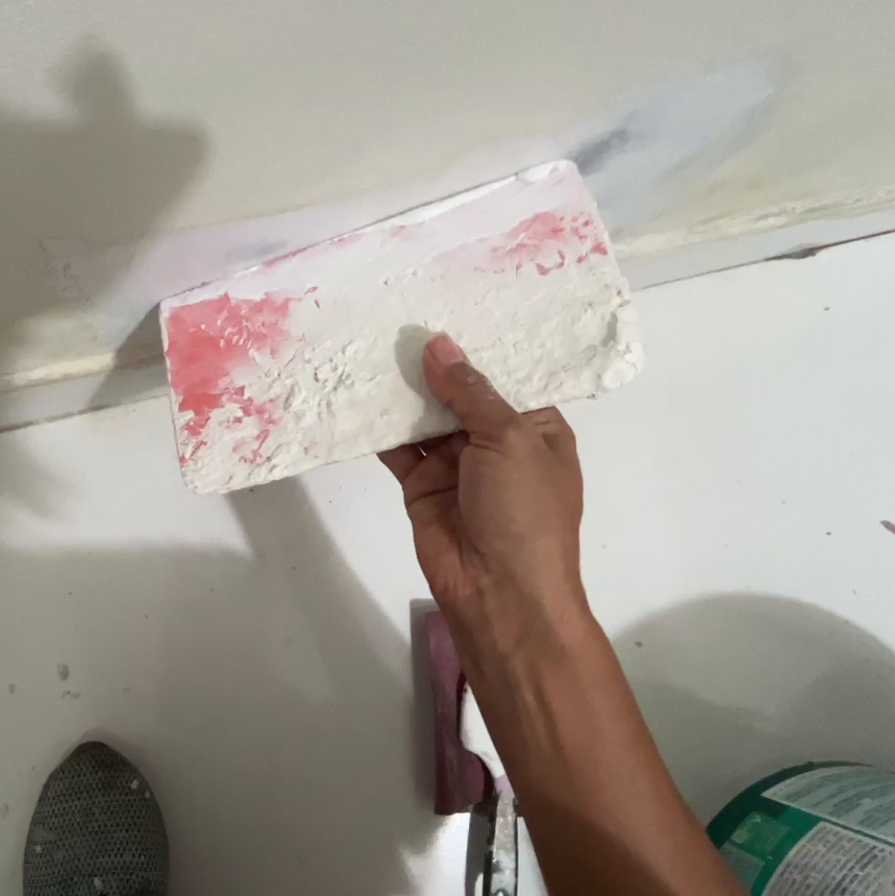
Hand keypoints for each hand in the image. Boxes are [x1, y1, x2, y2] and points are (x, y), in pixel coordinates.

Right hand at [380, 334, 589, 657]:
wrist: (498, 590)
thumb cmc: (523, 509)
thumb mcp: (510, 439)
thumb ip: (470, 392)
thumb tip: (437, 344)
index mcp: (535, 427)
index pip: (505, 377)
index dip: (478, 347)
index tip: (448, 306)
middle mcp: (495, 442)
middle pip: (460, 394)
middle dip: (434, 365)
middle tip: (398, 317)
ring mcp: (455, 464)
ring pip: (425, 418)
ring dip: (404, 392)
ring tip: (374, 346)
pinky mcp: (420, 485)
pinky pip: (399, 449)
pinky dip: (380, 427)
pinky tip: (359, 395)